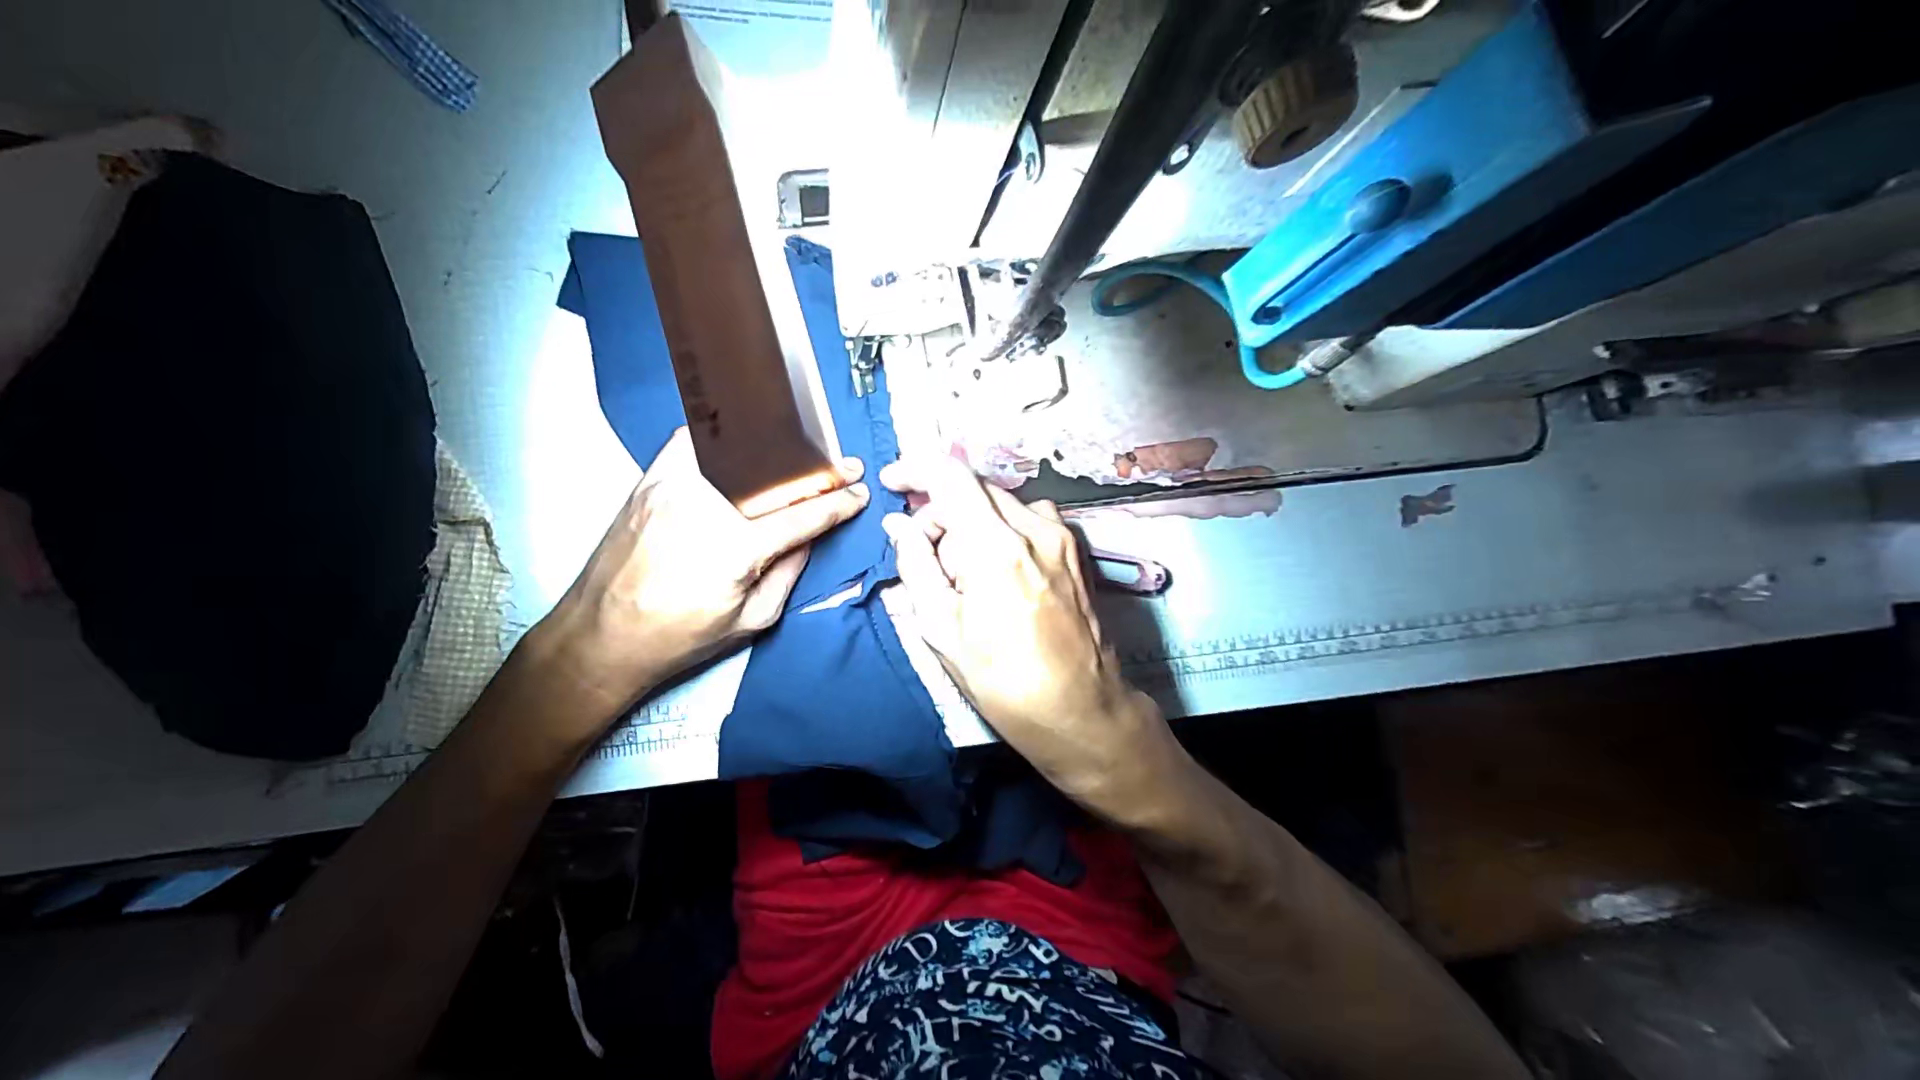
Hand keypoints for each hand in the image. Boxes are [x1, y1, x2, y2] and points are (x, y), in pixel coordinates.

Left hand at [538, 427, 867, 720]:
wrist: (601, 634)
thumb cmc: (678, 638)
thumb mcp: (751, 620)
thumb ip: (788, 572)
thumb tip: (809, 537)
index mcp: (737, 548)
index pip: (804, 516)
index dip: (838, 504)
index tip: (858, 494)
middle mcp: (706, 507)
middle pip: (778, 475)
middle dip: (819, 470)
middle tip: (843, 465)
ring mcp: (674, 488)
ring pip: (739, 451)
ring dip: (777, 448)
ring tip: (803, 449)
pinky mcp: (650, 481)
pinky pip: (692, 441)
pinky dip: (722, 436)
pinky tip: (742, 438)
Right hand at [878, 456, 1174, 811]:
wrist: (1080, 710)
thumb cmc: (1004, 682)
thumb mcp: (942, 629)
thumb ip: (917, 566)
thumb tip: (899, 526)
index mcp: (997, 548)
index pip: (951, 476)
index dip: (915, 469)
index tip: (893, 481)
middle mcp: (1035, 529)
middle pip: (975, 488)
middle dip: (940, 508)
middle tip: (922, 549)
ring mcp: (1061, 537)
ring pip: (1001, 503)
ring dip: (971, 521)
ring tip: (961, 570)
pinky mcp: (1075, 550)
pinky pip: (1028, 519)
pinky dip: (1001, 530)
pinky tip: (996, 571)